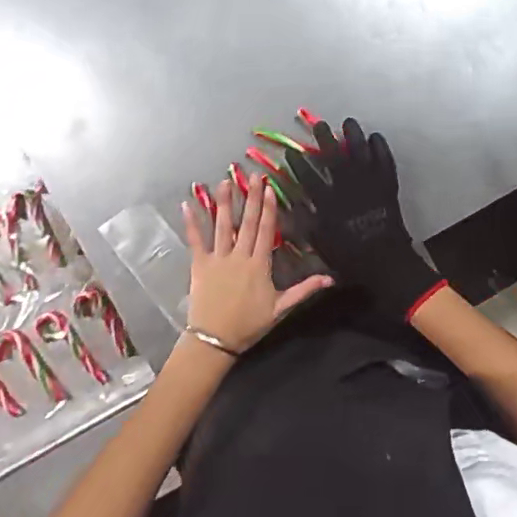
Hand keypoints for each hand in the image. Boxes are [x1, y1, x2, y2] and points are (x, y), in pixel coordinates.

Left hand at [182, 179, 331, 352]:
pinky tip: (187, 204)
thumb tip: (330, 279)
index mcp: (259, 264)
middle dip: (251, 197)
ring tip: (225, 181)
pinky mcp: (199, 265)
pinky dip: (191, 223)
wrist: (215, 339)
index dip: (268, 209)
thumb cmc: (249, 324)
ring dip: (223, 203)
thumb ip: (304, 290)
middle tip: (253, 176)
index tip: (270, 189)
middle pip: (246, 222)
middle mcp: (239, 256)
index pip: (266, 231)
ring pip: (221, 226)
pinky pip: (195, 240)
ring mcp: (218, 258)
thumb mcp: (281, 309)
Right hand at [284, 118, 444, 320]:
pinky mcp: (387, 184)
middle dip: (324, 138)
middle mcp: (345, 185)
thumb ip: (304, 220)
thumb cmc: (349, 255)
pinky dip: (379, 147)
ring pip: (359, 151)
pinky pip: (383, 159)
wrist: (385, 259)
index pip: (307, 175)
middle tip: (319, 124)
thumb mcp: (320, 242)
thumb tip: (290, 203)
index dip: (297, 163)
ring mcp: (369, 182)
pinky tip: (375, 137)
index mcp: (327, 200)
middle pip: (332, 155)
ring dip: (353, 135)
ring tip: (348, 122)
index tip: (291, 152)